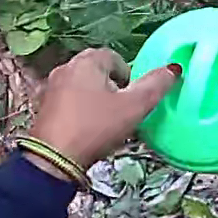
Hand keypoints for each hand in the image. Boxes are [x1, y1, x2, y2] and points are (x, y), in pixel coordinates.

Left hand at [29, 49, 179, 173]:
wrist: (53, 161)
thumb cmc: (95, 127)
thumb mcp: (134, 107)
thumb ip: (156, 85)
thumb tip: (174, 68)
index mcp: (87, 61)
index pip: (115, 57)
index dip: (129, 76)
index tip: (132, 98)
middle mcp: (66, 68)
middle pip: (98, 70)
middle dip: (112, 86)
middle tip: (121, 109)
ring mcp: (51, 87)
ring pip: (83, 86)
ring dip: (96, 98)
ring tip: (105, 121)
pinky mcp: (43, 107)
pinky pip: (69, 100)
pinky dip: (80, 109)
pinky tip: (86, 128)